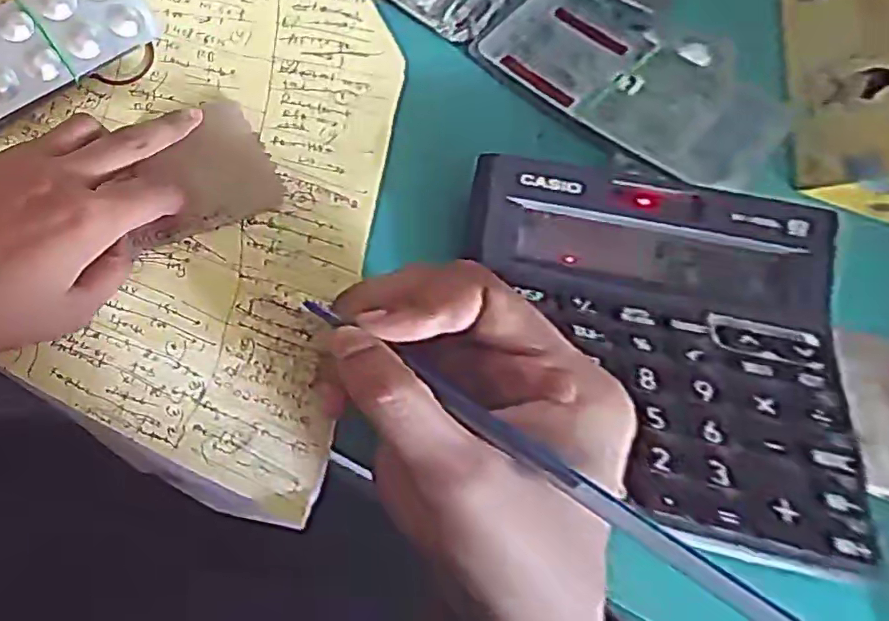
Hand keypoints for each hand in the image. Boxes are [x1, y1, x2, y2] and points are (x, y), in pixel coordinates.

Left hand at [0, 109, 201, 382]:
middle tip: (192, 118)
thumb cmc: (7, 313)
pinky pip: (42, 142)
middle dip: (167, 131)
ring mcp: (27, 162)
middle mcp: (64, 179)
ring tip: (114, 151)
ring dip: (108, 137)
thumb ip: (112, 270)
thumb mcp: (75, 309)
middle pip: (129, 143)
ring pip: (84, 129)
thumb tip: (122, 240)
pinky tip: (52, 179)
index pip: (150, 193)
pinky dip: (62, 152)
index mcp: (89, 220)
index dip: (172, 197)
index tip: (177, 203)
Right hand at [322, 260, 634, 620]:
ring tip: (329, 376)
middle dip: (379, 315)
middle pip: (434, 299)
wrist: (503, 615)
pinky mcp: (432, 395)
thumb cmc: (515, 555)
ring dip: (356, 340)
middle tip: (336, 334)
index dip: (420, 302)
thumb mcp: (458, 476)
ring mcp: (471, 378)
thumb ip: (399, 401)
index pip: (481, 298)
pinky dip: (349, 364)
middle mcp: (516, 364)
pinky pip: (382, 355)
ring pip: (400, 323)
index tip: (369, 328)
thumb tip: (341, 337)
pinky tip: (333, 391)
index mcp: (559, 376)